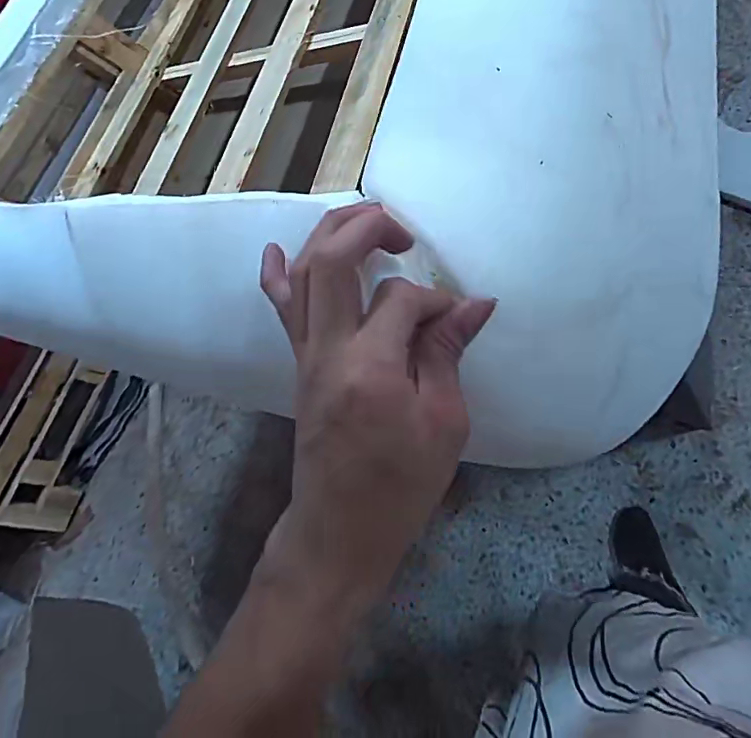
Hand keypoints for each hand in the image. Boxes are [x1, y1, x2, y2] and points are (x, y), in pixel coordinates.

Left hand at [255, 202, 496, 622]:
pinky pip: (282, 309)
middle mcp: (327, 350)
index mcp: (369, 367)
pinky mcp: (299, 364)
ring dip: (331, 235)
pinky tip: (277, 249)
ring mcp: (305, 355)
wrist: (339, 532)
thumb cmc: (400, 485)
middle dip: (367, 228)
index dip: (435, 299)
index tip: (456, 318)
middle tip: (401, 229)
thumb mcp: (443, 423)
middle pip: (331, 260)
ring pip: (302, 274)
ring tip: (365, 219)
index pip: (400, 299)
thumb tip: (473, 302)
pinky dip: (278, 274)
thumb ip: (448, 353)